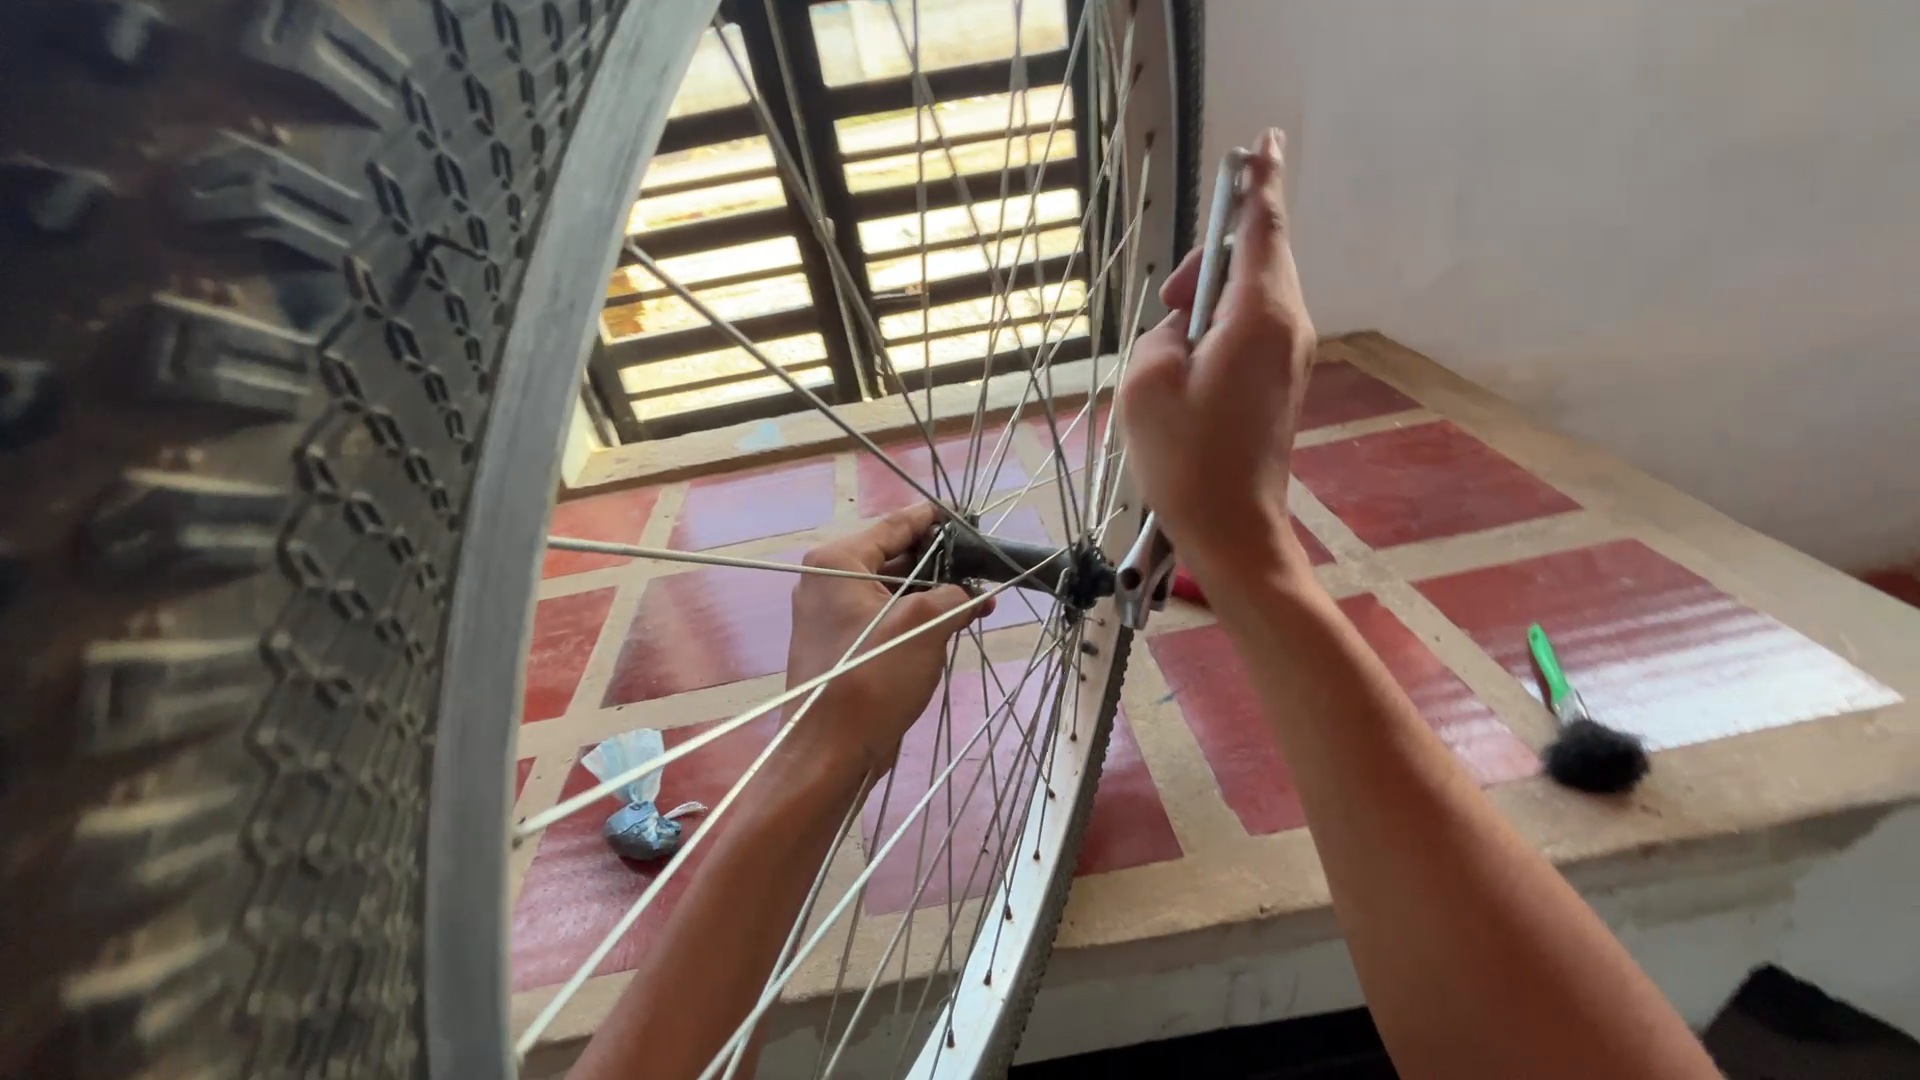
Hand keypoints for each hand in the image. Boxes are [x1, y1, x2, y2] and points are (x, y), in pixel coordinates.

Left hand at [782, 503, 991, 781]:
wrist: (831, 752)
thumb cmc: (871, 677)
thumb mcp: (923, 624)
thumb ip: (953, 595)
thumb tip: (968, 592)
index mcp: (836, 562)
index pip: (894, 525)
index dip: (935, 520)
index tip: (969, 517)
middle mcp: (830, 582)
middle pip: (895, 556)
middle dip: (942, 562)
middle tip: (983, 563)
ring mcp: (836, 616)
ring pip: (896, 590)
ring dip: (937, 593)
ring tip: (982, 596)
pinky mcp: (847, 645)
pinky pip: (890, 618)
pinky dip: (921, 617)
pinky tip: (959, 621)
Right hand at [1119, 128, 1315, 579]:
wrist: (1232, 526)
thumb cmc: (1185, 458)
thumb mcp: (1146, 383)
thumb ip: (1163, 333)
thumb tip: (1183, 327)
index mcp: (1258, 317)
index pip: (1263, 228)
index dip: (1258, 182)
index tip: (1263, 144)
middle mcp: (1288, 327)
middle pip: (1259, 260)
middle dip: (1212, 261)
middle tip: (1168, 301)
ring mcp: (1291, 356)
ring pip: (1256, 296)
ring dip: (1213, 299)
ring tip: (1171, 338)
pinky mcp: (1282, 381)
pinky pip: (1256, 327)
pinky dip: (1224, 324)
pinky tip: (1192, 356)